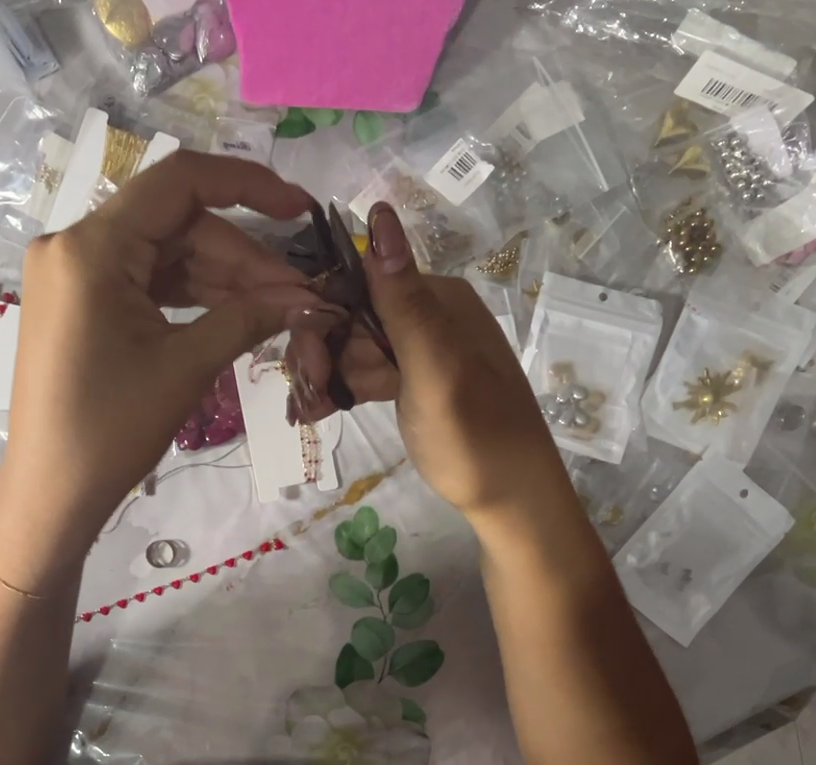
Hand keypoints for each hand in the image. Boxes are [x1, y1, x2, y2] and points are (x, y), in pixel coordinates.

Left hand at [0, 151, 320, 589]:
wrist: (52, 492)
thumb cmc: (112, 430)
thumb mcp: (185, 366)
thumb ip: (247, 318)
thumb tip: (307, 297)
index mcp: (91, 246)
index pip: (179, 182)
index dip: (248, 186)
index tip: (300, 210)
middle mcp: (73, 245)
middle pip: (174, 224)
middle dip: (239, 256)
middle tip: (296, 293)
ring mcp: (70, 276)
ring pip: (161, 255)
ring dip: (218, 279)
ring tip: (275, 309)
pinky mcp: (75, 305)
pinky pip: (140, 282)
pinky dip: (186, 296)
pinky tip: (233, 314)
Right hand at [284, 204, 558, 520]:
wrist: (510, 498)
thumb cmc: (474, 437)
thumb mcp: (435, 369)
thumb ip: (403, 301)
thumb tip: (378, 214)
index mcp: (438, 300)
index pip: (360, 285)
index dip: (323, 318)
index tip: (306, 362)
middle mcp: (429, 316)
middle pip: (352, 317)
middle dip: (322, 353)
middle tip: (308, 399)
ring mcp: (421, 351)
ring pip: (353, 348)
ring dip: (325, 376)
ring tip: (308, 412)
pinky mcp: (414, 381)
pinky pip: (366, 373)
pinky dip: (341, 390)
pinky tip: (318, 411)